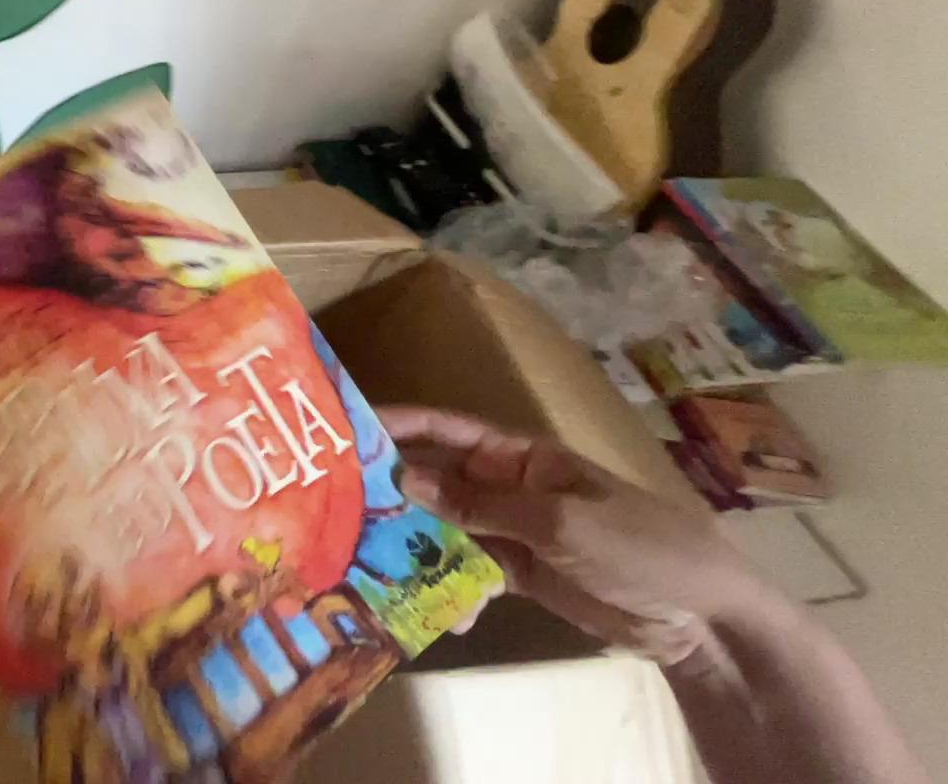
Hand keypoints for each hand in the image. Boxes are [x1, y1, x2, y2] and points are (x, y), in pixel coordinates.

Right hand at [380, 407, 770, 665]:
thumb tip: (405, 481)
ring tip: (375, 562)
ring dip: (414, 543)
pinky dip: (450, 588)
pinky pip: (467, 571)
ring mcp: (508, 529)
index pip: (447, 431)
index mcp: (518, 457)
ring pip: (443, 527)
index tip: (349, 429)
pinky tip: (440, 611)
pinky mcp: (516, 571)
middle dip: (393, 491)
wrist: (705, 621)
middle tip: (341, 505)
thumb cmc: (639, 545)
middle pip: (435, 480)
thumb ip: (481, 504)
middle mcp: (504, 486)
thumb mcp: (559, 520)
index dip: (400, 425)